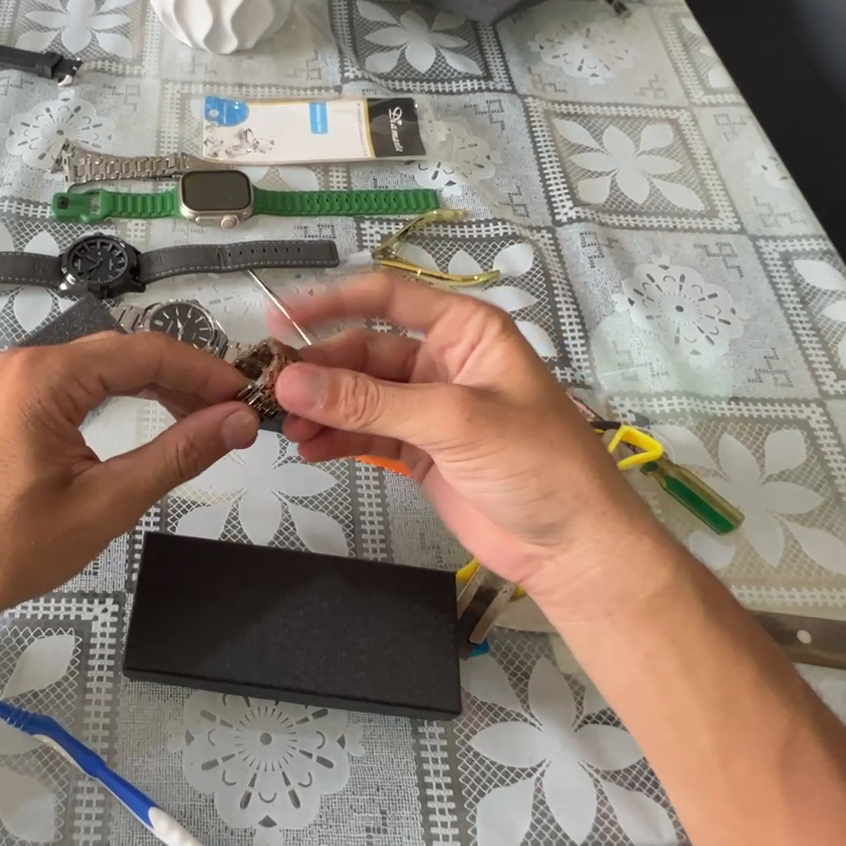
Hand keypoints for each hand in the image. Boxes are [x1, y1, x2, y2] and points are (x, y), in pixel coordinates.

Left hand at [0, 331, 259, 625]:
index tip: (245, 395)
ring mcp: (17, 381)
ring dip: (157, 386)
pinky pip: (82, 384)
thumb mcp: (108, 502)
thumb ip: (178, 455)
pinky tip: (155, 415)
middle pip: (126, 352)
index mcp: (45, 378)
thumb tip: (235, 422)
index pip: (145, 353)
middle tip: (231, 411)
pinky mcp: (15, 402)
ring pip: (106, 367)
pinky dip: (123, 396)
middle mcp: (27, 365)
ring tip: (203, 417)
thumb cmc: (11, 548)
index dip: (204, 371)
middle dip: (184, 378)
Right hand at [275, 272, 673, 603]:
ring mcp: (426, 408)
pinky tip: (312, 449)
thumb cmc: (536, 465)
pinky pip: (365, 434)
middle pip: (363, 352)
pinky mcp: (416, 450)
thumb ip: (370, 402)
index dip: (331, 303)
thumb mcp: (453, 421)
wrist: (569, 547)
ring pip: (358, 396)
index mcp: (464, 331)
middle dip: (321, 372)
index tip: (279, 319)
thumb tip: (292, 382)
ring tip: (289, 429)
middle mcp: (441, 362)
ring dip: (323, 409)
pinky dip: (336, 439)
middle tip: (277, 393)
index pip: (387, 298)